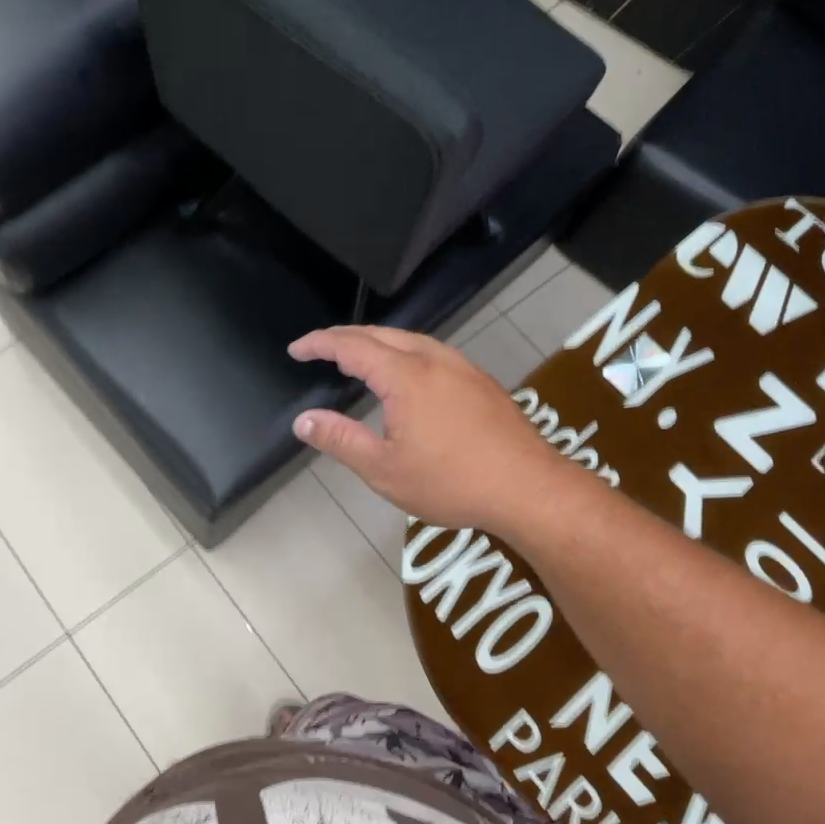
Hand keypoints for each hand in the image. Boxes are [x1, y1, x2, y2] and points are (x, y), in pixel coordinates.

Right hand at [289, 326, 558, 531]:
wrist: (528, 489)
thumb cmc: (451, 482)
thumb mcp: (383, 469)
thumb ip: (340, 440)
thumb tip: (304, 421)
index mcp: (405, 376)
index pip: (351, 346)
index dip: (319, 344)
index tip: (296, 349)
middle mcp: (434, 360)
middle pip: (381, 334)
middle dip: (345, 337)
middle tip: (319, 349)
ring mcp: (462, 368)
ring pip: (410, 341)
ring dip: (376, 342)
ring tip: (356, 358)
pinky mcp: (481, 383)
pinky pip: (432, 353)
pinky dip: (403, 354)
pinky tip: (405, 376)